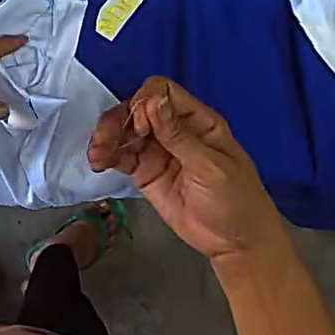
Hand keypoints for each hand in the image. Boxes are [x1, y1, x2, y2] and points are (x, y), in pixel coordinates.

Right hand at [88, 76, 286, 263]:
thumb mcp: (210, 166)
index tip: (139, 126)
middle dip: (119, 119)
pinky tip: (98, 162)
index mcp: (197, 120)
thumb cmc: (236, 199)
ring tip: (97, 154)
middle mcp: (175, 129)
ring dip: (108, 137)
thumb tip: (152, 101)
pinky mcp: (146, 173)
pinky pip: (122, 156)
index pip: (163, 92)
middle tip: (106, 140)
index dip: (145, 102)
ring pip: (126, 131)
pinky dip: (107, 155)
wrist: (237, 243)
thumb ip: (178, 135)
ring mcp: (159, 151)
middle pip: (138, 109)